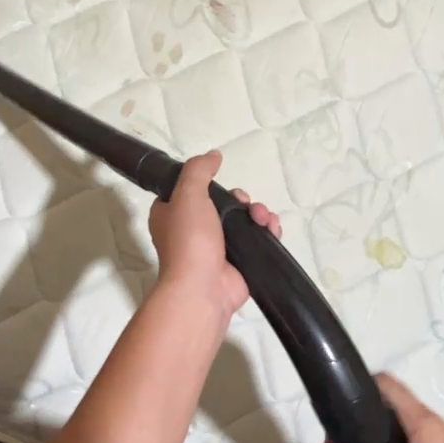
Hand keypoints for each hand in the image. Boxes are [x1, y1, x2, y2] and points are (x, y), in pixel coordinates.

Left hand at [148, 151, 280, 320]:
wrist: (203, 287)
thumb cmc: (189, 239)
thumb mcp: (187, 194)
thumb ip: (198, 170)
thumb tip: (213, 155)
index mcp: (172, 214)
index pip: (190, 191)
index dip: (208, 184)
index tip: (219, 182)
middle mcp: (193, 230)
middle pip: (223, 204)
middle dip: (240, 200)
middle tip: (245, 205)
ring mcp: (217, 247)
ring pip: (243, 220)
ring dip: (257, 213)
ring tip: (262, 218)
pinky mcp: (239, 261)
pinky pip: (257, 239)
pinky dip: (267, 231)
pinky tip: (272, 228)